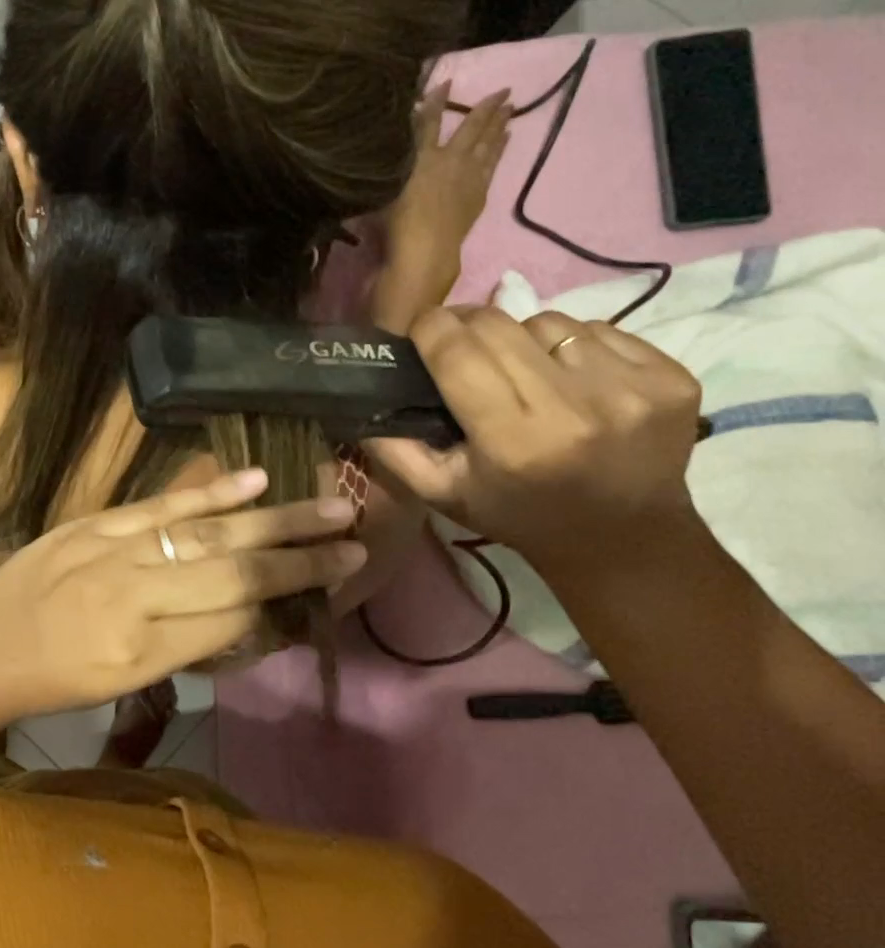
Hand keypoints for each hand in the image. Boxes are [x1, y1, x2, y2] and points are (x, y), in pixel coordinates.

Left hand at [0, 470, 366, 727]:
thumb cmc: (53, 681)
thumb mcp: (124, 682)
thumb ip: (187, 648)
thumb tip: (251, 615)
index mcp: (143, 649)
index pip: (234, 615)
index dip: (288, 595)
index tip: (338, 575)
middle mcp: (133, 596)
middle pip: (232, 571)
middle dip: (299, 555)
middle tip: (357, 538)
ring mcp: (108, 553)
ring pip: (205, 532)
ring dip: (271, 517)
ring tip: (328, 504)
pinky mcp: (88, 526)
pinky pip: (157, 506)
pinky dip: (207, 493)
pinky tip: (254, 480)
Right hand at [368, 308, 703, 571]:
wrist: (623, 536)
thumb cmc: (516, 515)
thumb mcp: (441, 494)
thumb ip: (394, 449)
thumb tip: (365, 399)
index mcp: (513, 441)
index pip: (460, 352)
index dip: (432, 328)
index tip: (420, 328)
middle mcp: (576, 407)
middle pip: (501, 326)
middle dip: (468, 324)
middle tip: (456, 340)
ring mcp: (631, 388)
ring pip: (550, 323)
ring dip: (524, 338)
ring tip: (521, 370)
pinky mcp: (671, 376)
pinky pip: (601, 331)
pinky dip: (573, 346)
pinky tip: (570, 379)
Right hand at [387, 83, 512, 281]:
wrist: (425, 253)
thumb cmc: (396, 226)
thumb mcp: (385, 194)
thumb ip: (391, 171)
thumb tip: (393, 154)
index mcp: (423, 159)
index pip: (429, 123)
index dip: (436, 102)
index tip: (446, 82)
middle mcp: (450, 161)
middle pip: (471, 128)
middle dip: (486, 107)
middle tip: (503, 90)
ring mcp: (469, 177)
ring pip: (488, 142)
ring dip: (499, 124)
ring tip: (509, 109)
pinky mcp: (478, 194)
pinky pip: (493, 163)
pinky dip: (500, 148)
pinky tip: (505, 139)